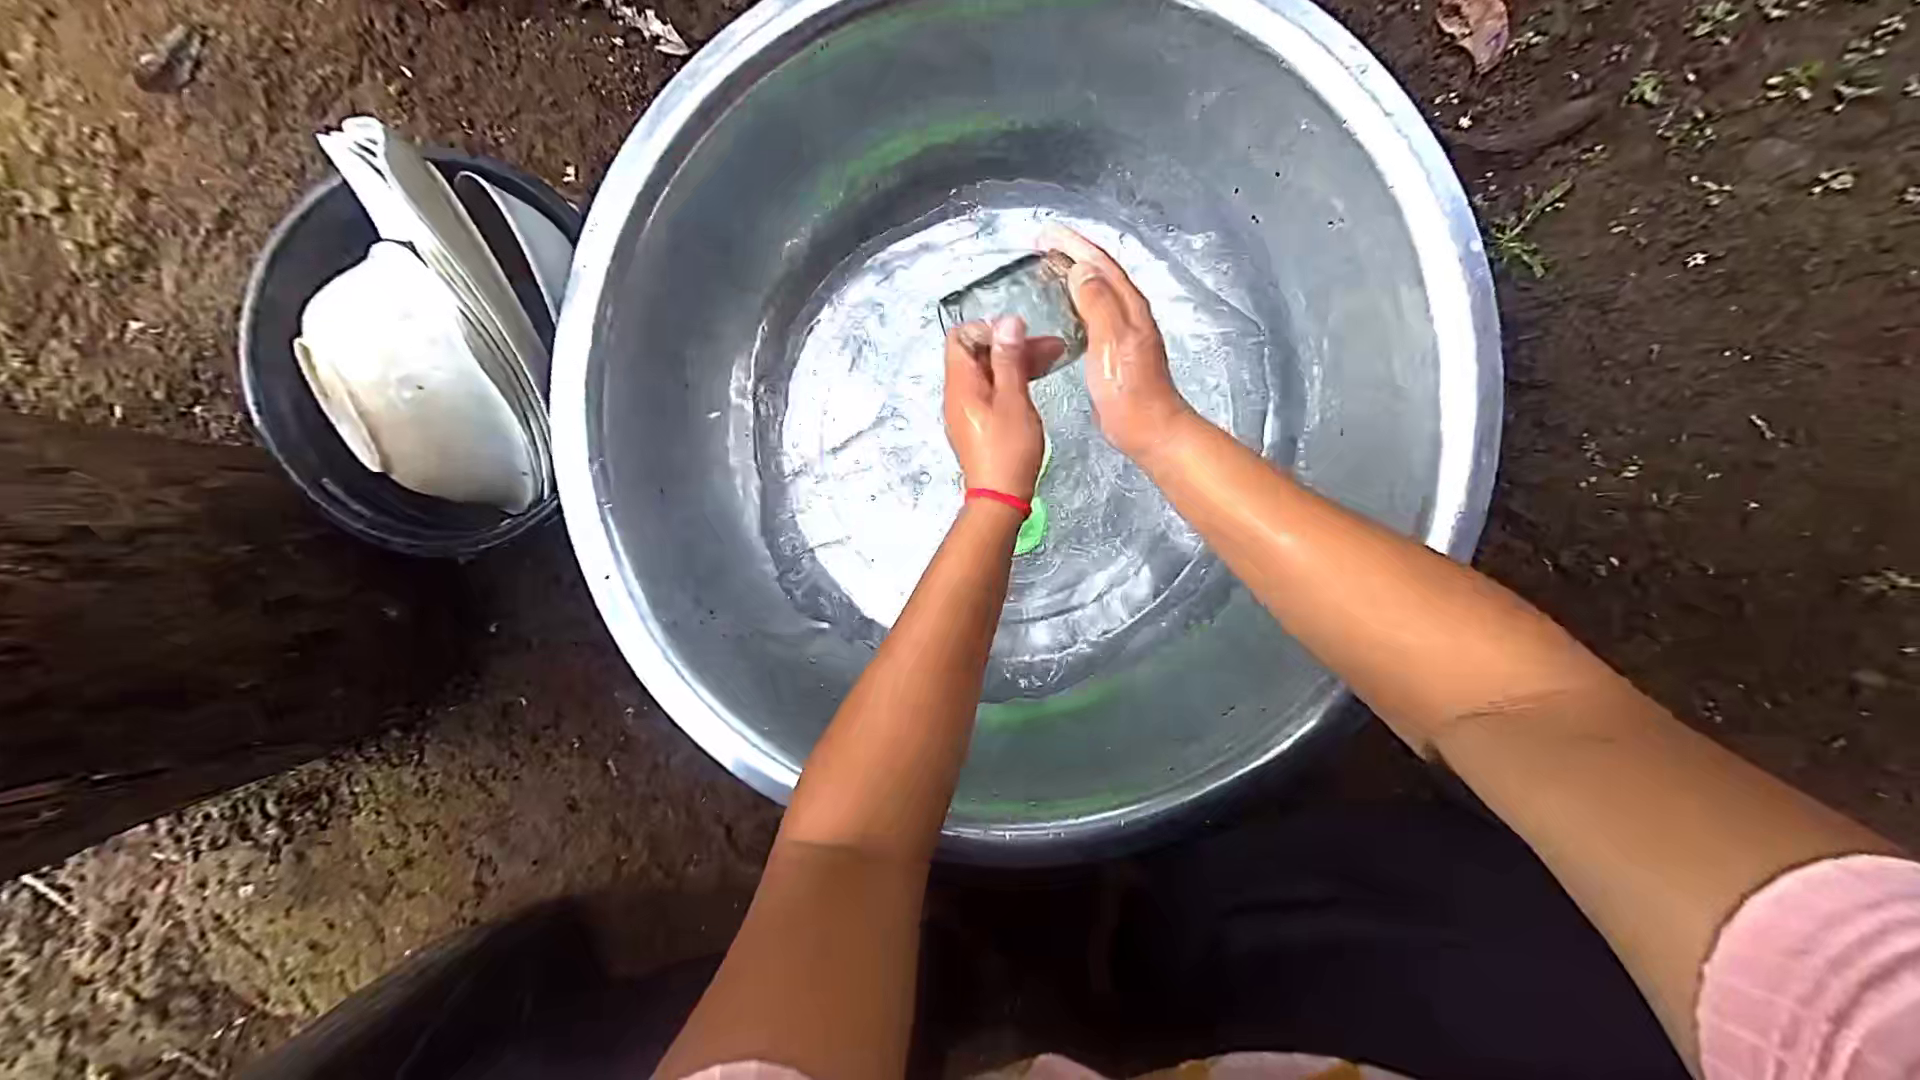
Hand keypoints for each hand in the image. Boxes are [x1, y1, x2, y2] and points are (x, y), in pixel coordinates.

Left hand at [943, 315, 1049, 500]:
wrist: (1000, 498)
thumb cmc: (1007, 452)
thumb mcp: (1013, 399)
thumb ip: (1009, 359)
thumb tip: (1006, 322)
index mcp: (960, 384)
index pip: (960, 337)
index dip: (989, 329)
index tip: (1018, 335)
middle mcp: (958, 394)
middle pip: (978, 355)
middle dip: (1012, 345)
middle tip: (1048, 346)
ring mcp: (968, 410)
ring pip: (989, 373)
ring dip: (1017, 363)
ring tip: (1052, 358)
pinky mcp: (979, 424)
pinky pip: (992, 392)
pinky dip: (1012, 382)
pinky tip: (1036, 381)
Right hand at [1041, 227, 1195, 462]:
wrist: (1149, 429)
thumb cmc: (1132, 394)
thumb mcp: (1111, 343)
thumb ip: (1097, 304)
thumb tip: (1081, 271)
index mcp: (1129, 307)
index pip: (1099, 263)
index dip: (1073, 244)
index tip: (1047, 234)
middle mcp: (1129, 314)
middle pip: (1100, 271)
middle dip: (1072, 253)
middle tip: (1044, 245)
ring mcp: (1124, 332)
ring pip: (1097, 290)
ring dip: (1074, 275)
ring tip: (1050, 269)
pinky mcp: (1115, 351)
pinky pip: (1094, 313)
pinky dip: (1077, 301)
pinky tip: (1065, 309)